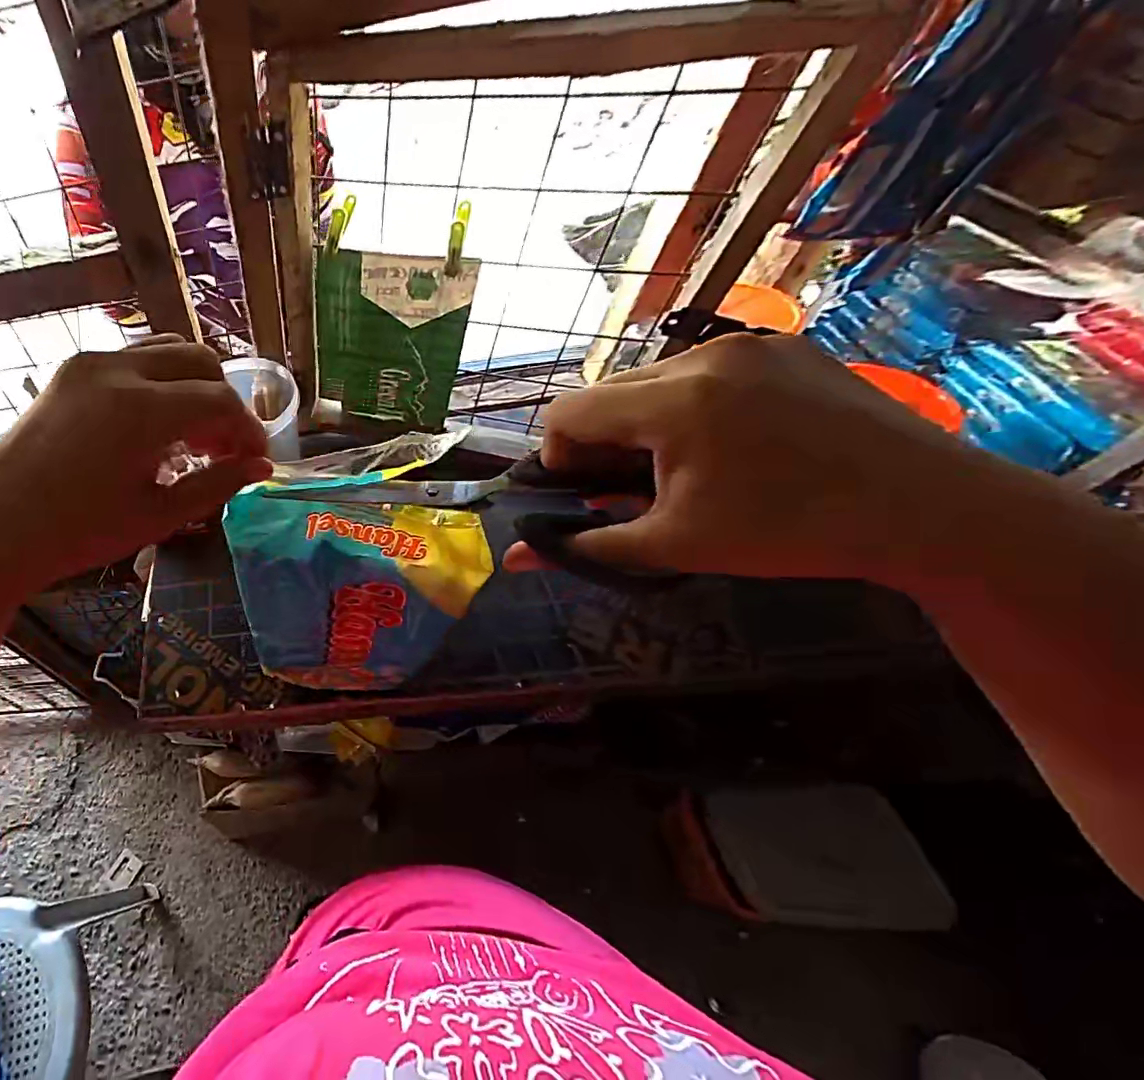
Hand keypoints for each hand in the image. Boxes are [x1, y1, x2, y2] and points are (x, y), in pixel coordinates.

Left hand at [0, 335, 271, 596]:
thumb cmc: (76, 534)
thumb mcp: (155, 516)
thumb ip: (214, 486)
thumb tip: (259, 468)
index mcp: (142, 409)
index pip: (220, 401)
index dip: (247, 431)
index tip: (255, 460)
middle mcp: (117, 369)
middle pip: (199, 362)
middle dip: (223, 403)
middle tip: (224, 450)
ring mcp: (88, 364)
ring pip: (165, 353)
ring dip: (192, 387)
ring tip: (192, 437)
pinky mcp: (68, 372)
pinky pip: (131, 362)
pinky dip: (158, 384)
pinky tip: (153, 428)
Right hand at [503, 333, 1021, 585]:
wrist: (933, 509)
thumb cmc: (790, 532)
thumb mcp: (674, 545)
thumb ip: (584, 546)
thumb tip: (511, 560)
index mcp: (675, 403)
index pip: (568, 412)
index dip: (558, 455)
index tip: (589, 490)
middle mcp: (705, 356)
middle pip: (606, 393)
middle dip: (600, 440)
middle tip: (632, 484)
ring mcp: (749, 344)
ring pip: (650, 380)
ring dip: (642, 421)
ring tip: (682, 464)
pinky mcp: (784, 346)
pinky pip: (700, 370)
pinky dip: (688, 404)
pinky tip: (726, 440)